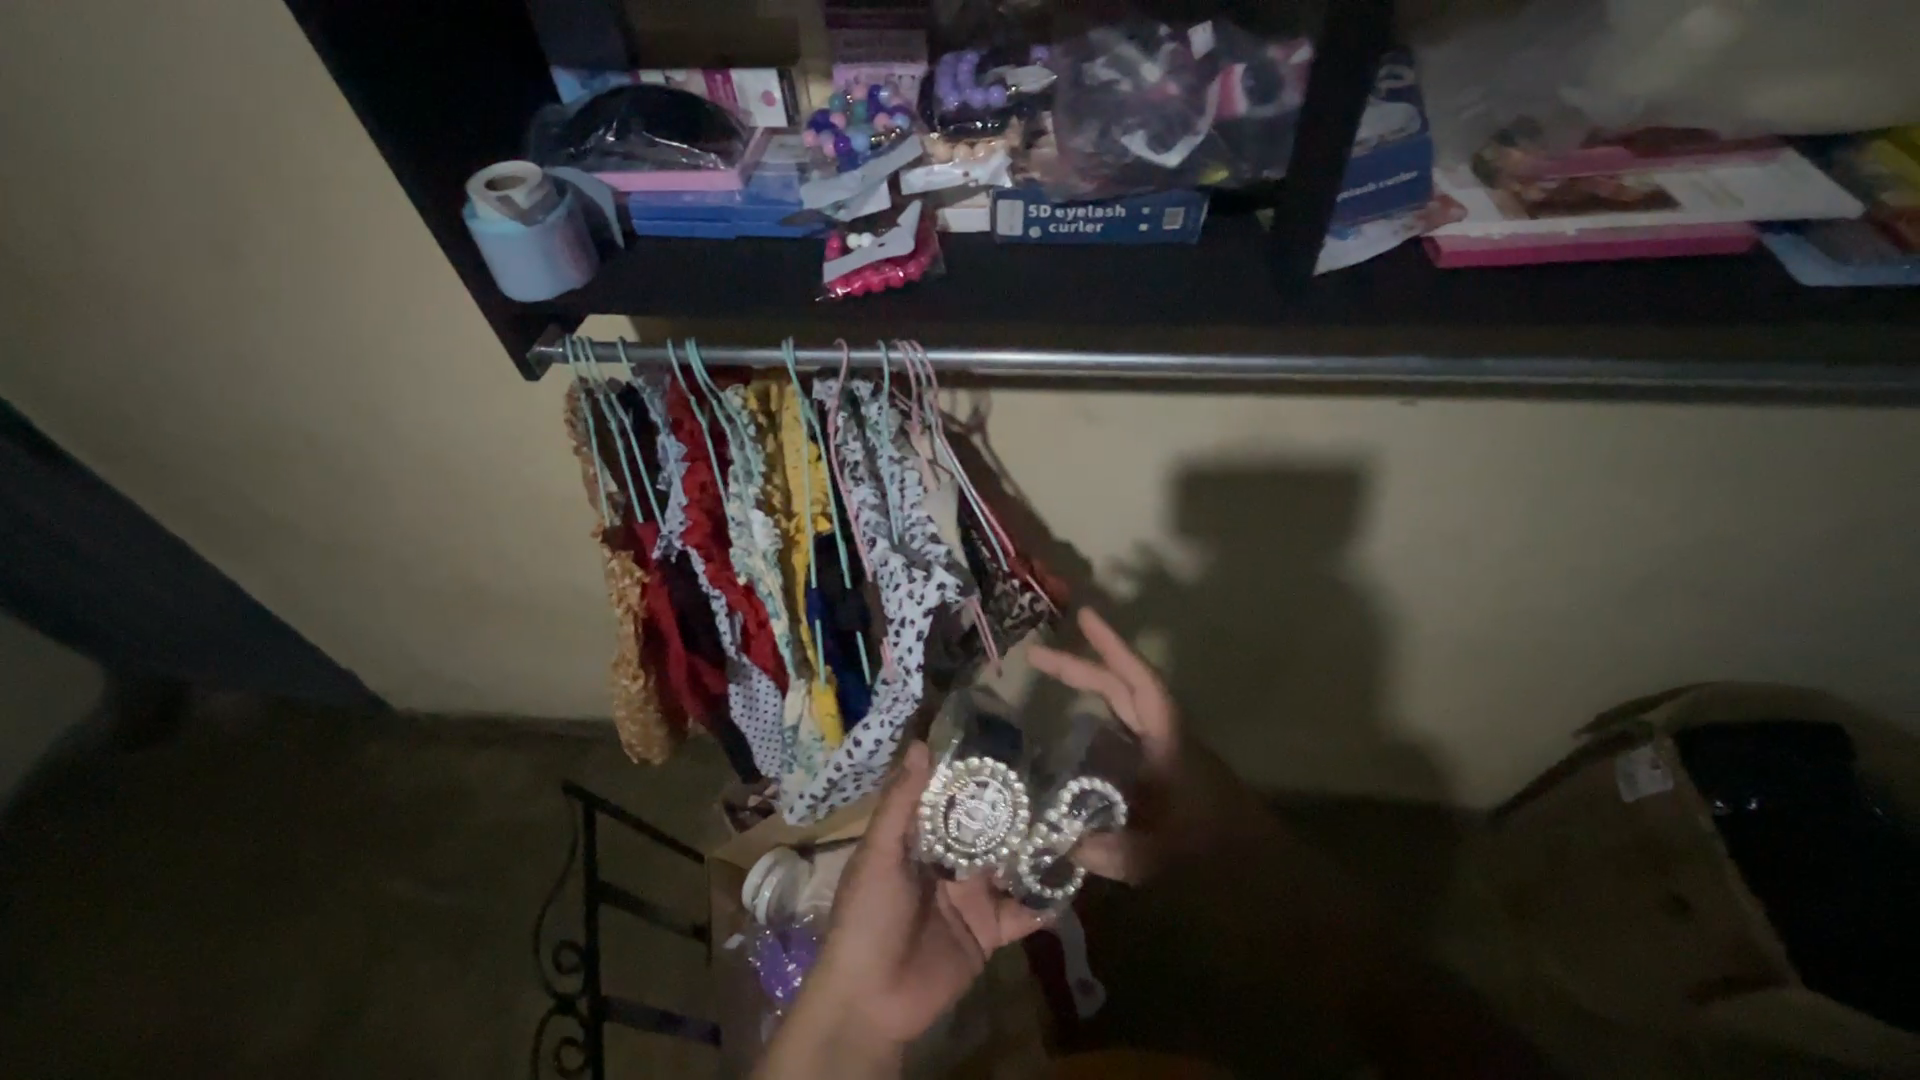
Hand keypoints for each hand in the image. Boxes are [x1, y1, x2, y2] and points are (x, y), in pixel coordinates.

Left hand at [803, 741, 1052, 1046]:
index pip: (955, 798)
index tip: (1017, 743)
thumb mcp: (879, 856)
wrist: (871, 1001)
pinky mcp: (990, 932)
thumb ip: (902, 804)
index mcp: (921, 839)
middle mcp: (950, 862)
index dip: (980, 776)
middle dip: (1020, 811)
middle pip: (991, 830)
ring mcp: (973, 897)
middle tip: (1063, 781)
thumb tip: (921, 743)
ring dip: (1039, 851)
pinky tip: (1074, 881)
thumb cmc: (867, 918)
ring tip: (1078, 824)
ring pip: (1013, 867)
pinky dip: (1046, 901)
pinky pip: (1024, 913)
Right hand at [1029, 608, 1256, 882]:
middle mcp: (1164, 736)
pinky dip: (1096, 722)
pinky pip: (1122, 733)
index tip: (1085, 616)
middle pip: (1122, 688)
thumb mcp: (1158, 858)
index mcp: (1166, 742)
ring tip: (1045, 683)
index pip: (1137, 684)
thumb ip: (1106, 851)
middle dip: (1079, 667)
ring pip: (1123, 707)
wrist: (1261, 867)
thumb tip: (1053, 839)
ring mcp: (1164, 750)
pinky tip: (1068, 744)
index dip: (1113, 648)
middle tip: (1034, 655)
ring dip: (1089, 689)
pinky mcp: (1162, 768)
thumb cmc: (1215, 852)